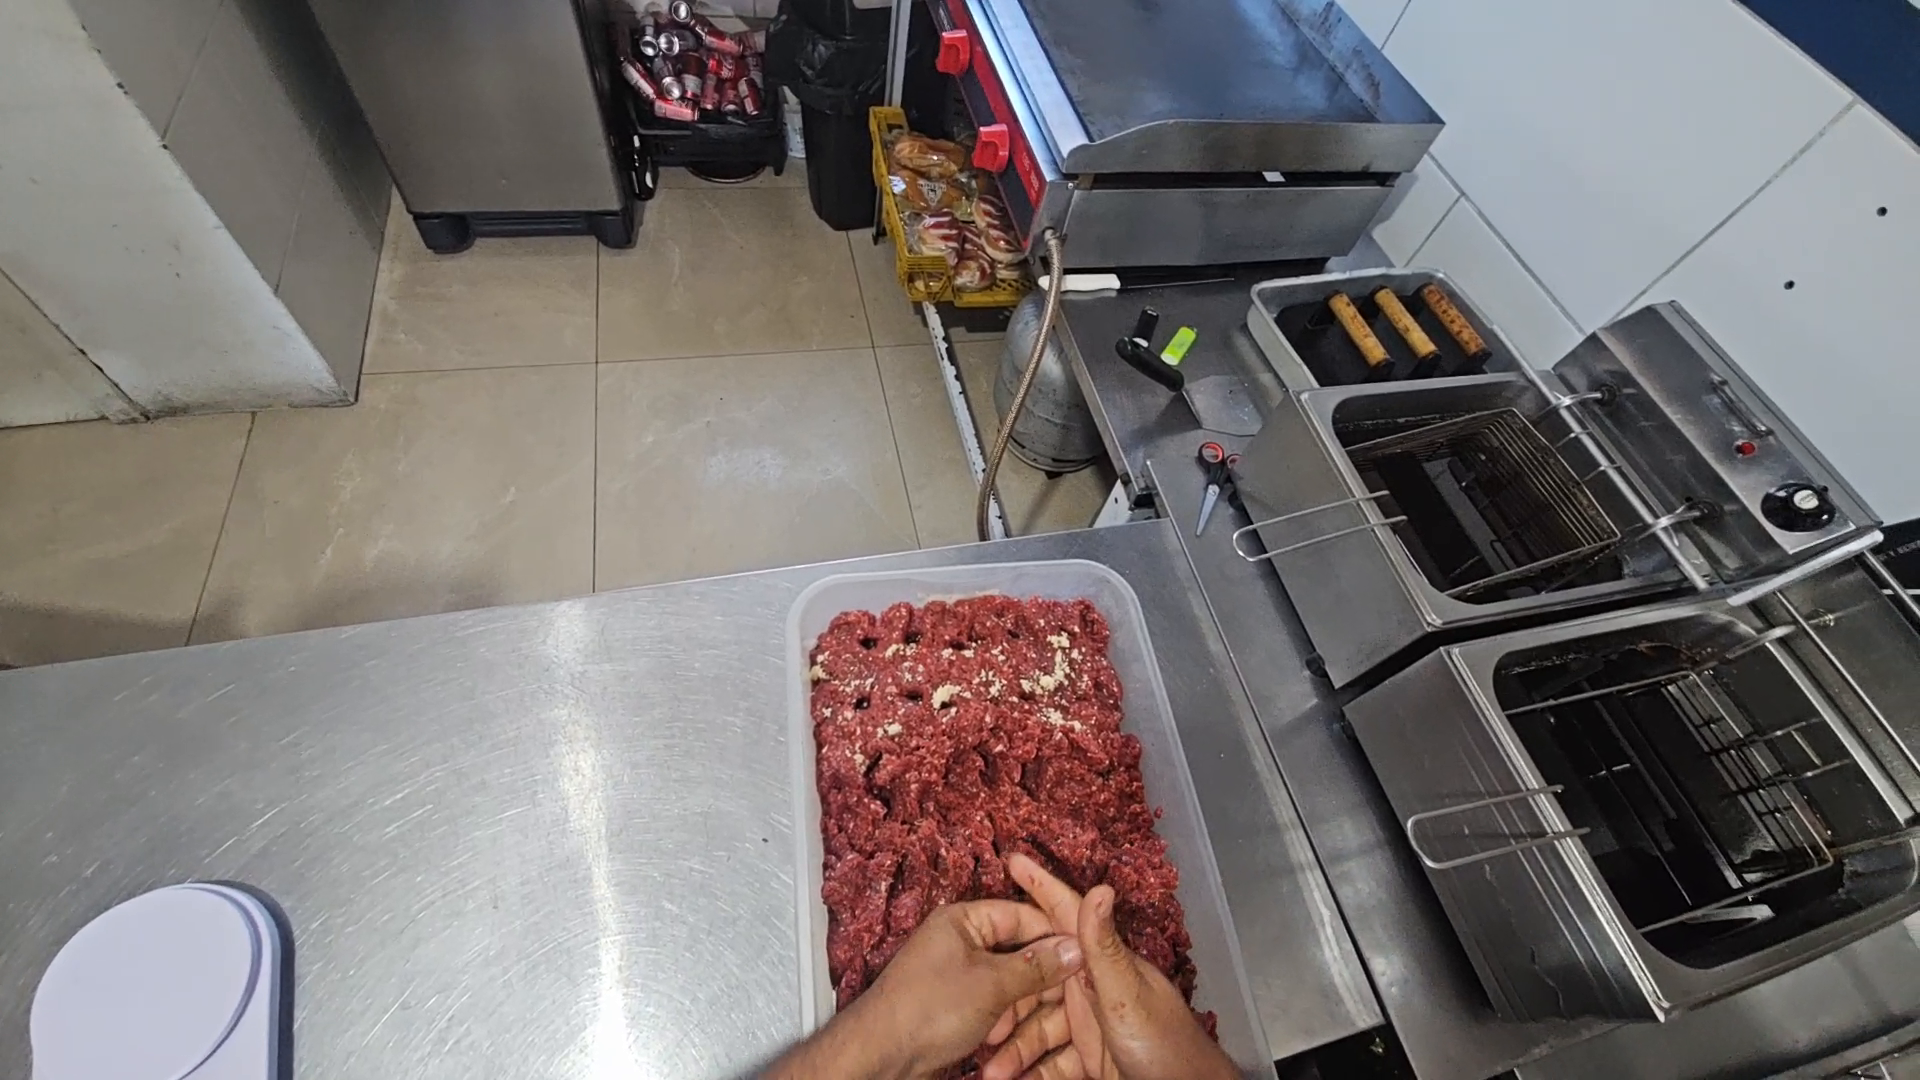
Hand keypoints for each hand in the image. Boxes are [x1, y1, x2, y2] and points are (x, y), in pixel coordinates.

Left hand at [767, 899, 1084, 1079]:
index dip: (1052, 936)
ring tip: (1009, 1031)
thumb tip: (1074, 948)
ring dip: (1014, 1007)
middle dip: (1032, 980)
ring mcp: (956, 970)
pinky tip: (997, 1041)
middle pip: (1016, 949)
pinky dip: (998, 1019)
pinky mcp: (953, 1000)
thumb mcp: (991, 985)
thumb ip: (1035, 966)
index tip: (1081, 958)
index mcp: (965, 918)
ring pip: (1006, 981)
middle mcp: (961, 938)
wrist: (881, 1054)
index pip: (1021, 915)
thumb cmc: (928, 1008)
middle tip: (1055, 1003)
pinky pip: (990, 1002)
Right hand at [983, 855, 1237, 1079]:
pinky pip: (1050, 1061)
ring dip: (1013, 1045)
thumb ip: (1104, 946)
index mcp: (1100, 961)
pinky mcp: (1088, 1058)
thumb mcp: (1126, 993)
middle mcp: (1091, 985)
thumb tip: (1100, 887)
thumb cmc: (1164, 1045)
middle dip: (1006, 993)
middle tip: (977, 1009)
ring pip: (1038, 1025)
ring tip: (989, 1068)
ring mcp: (1089, 1022)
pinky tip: (1007, 1077)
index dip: (1039, 885)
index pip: (1065, 913)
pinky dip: (1030, 1070)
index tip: (1012, 859)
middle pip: (1037, 978)